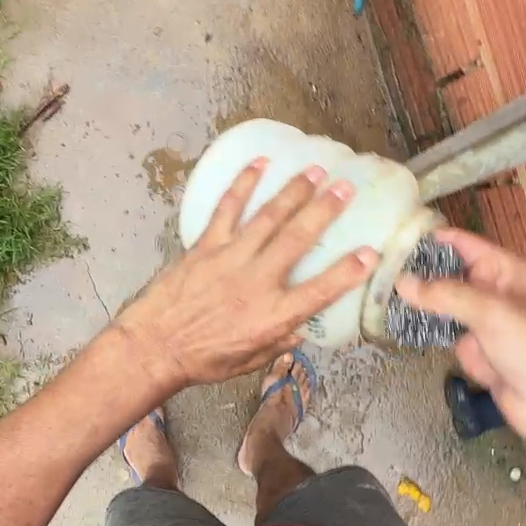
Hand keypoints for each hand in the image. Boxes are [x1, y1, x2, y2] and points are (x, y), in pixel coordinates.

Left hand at [115, 160, 378, 391]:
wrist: (155, 347)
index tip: (370, 253)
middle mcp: (257, 282)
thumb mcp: (248, 362)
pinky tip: (260, 164)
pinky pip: (227, 209)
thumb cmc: (202, 360)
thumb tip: (298, 332)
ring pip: (269, 217)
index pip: (321, 291)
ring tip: (315, 170)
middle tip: (347, 186)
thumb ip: (277, 343)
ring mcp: (230, 259)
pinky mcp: (205, 247)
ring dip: (294, 191)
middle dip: (326, 210)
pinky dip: (244, 184)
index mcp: (273, 316)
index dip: (349, 272)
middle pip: (299, 239)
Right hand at [396, 229, 525, 460]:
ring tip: (379, 300)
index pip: (463, 245)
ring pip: (443, 312)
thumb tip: (401, 281)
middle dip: (419, 277)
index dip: (430, 240)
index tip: (390, 240)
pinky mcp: (480, 357)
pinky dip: (439, 343)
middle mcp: (495, 294)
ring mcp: (486, 327)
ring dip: (422, 312)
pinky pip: (450, 342)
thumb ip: (444, 295)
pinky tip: (408, 333)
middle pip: (449, 278)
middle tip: (375, 273)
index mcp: (507, 272)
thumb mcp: (492, 312)